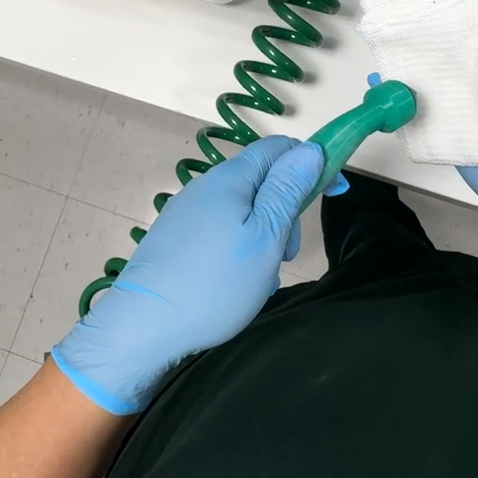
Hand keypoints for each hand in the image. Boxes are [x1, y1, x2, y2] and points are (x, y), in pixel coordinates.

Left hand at [52, 136, 323, 413]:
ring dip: (262, 237)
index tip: (336, 193)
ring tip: (258, 278)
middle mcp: (204, 186)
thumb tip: (310, 149)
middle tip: (285, 255)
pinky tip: (233, 284)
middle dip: (284, 211)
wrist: (141, 329)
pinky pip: (220, 231)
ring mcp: (185, 213)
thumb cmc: (214, 284)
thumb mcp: (264, 238)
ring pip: (242, 211)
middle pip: (261, 181)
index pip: (279, 148)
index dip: (312, 163)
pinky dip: (238, 250)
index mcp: (229, 178)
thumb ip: (287, 191)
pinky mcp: (174, 239)